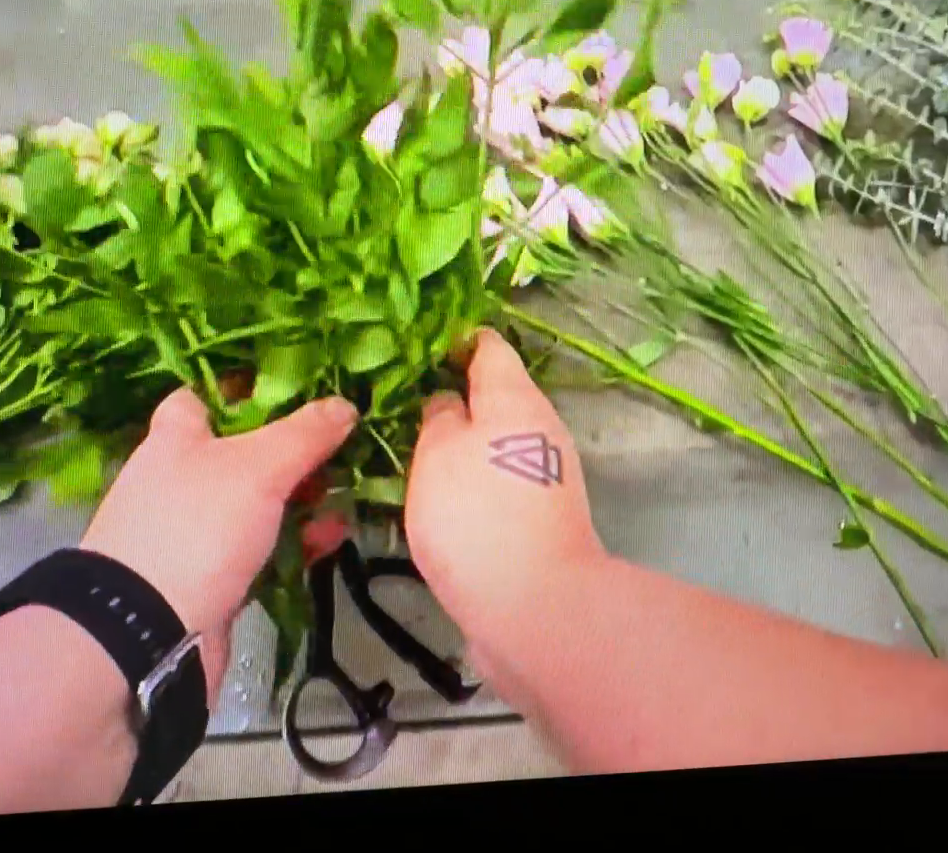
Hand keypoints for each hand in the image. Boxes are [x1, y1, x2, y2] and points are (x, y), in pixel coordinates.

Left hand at [79, 388, 356, 694]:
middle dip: (296, 448)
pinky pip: (264, 546)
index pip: (204, 395)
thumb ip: (305, 433)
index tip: (295, 388)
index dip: (245, 388)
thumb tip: (346, 404)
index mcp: (178, 438)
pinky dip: (297, 540)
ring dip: (305, 497)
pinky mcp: (214, 575)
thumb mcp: (258, 467)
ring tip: (349, 494)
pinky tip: (332, 538)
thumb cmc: (196, 528)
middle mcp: (183, 479)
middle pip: (245, 449)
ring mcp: (197, 531)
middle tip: (343, 444)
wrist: (145, 636)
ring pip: (260, 501)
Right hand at [405, 328, 607, 635]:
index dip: (453, 341)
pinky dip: (474, 476)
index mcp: (515, 398)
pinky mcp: (542, 511)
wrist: (536, 607)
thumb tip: (448, 401)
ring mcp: (545, 471)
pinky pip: (501, 476)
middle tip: (402, 403)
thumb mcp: (438, 454)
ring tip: (412, 448)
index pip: (489, 346)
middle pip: (495, 393)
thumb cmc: (478, 516)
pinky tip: (441, 494)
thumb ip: (440, 417)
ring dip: (461, 440)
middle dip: (453, 395)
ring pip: (497, 438)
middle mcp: (539, 426)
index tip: (417, 349)